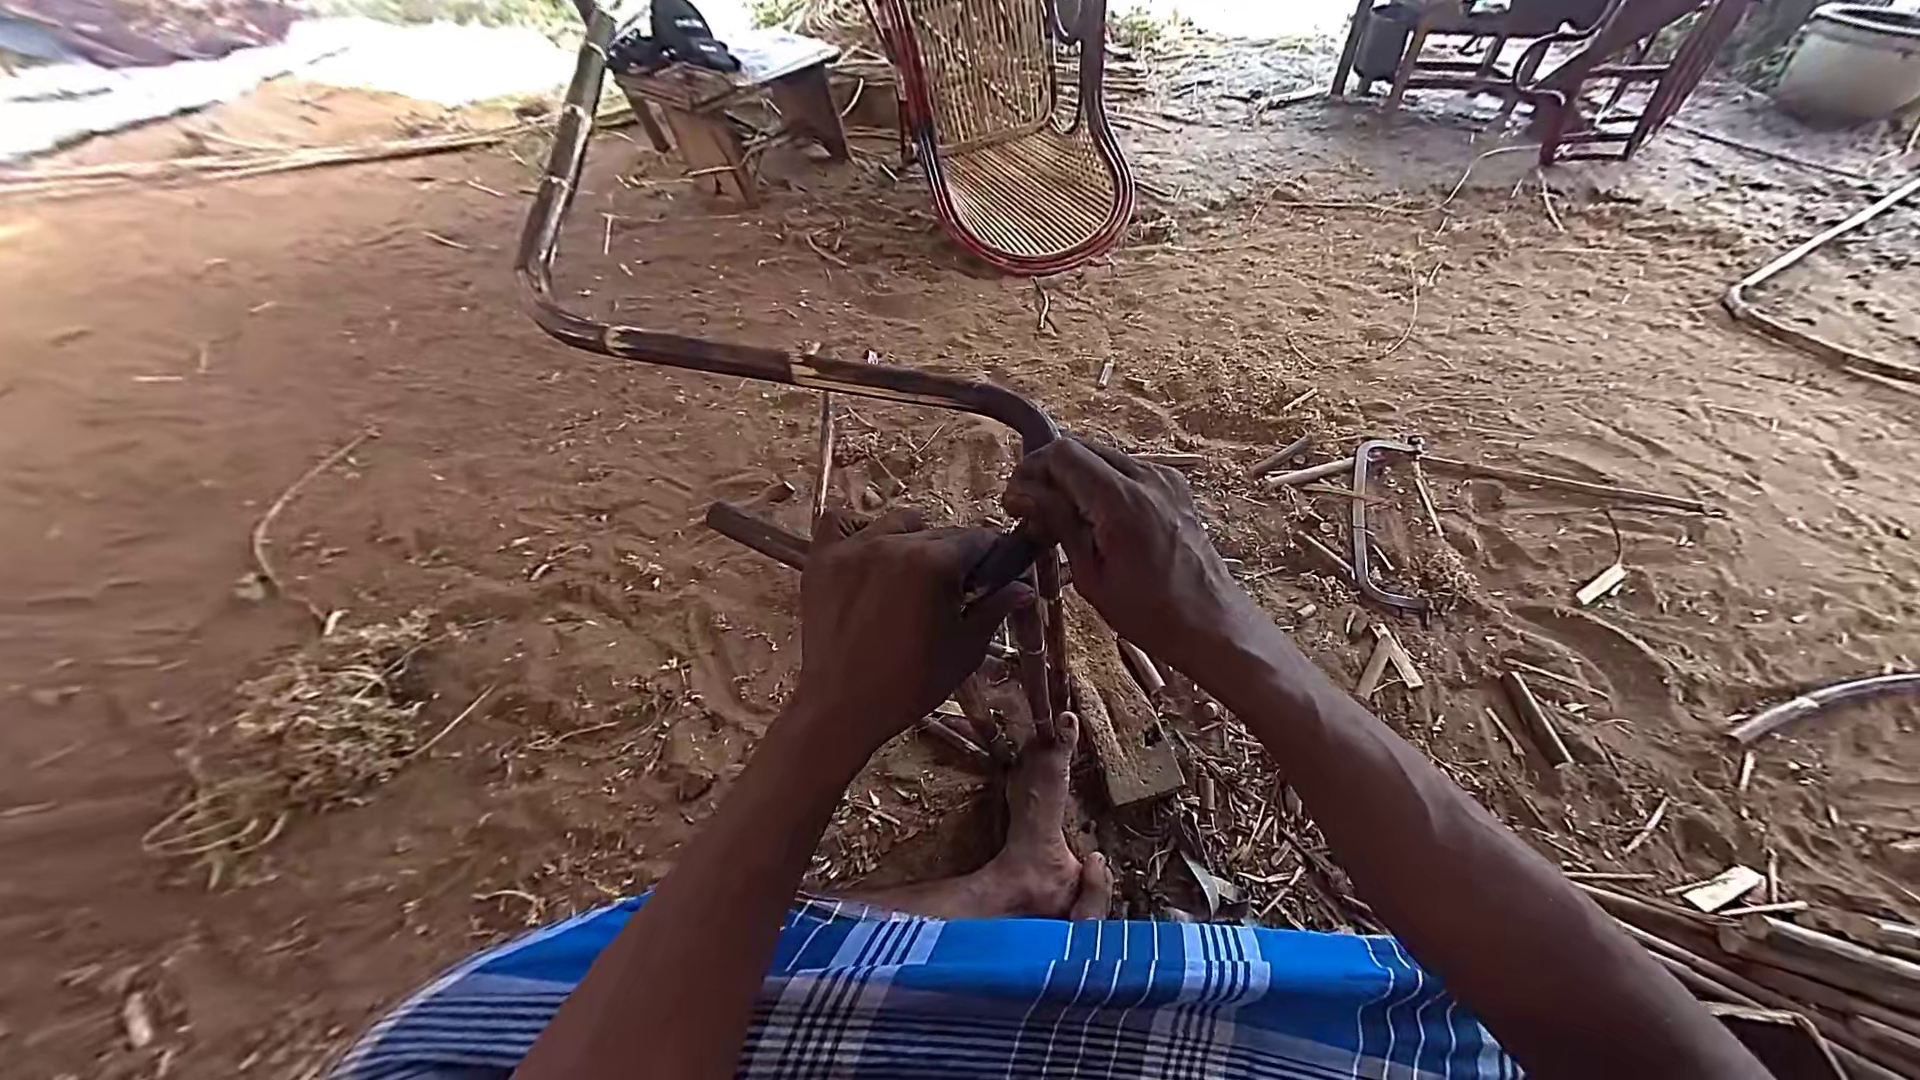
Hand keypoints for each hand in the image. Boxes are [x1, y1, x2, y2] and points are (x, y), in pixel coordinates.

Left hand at [790, 508, 1028, 762]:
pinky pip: (841, 523)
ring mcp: (855, 547)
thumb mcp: (965, 649)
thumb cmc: (911, 684)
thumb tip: (1025, 587)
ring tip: (912, 575)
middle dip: (957, 555)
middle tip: (955, 589)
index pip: (978, 539)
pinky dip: (858, 531)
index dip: (993, 555)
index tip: (994, 573)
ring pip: (899, 523)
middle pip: (941, 531)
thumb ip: (996, 609)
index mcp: (935, 562)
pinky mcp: (822, 559)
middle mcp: (896, 543)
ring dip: (915, 539)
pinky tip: (868, 555)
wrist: (841, 708)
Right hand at [1002, 438, 1258, 677]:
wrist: (1214, 625)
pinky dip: (1099, 484)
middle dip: (1048, 473)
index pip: (1062, 453)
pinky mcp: (1173, 488)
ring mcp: (1165, 479)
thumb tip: (1022, 494)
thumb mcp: (1091, 575)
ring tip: (1061, 519)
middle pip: (1080, 447)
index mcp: (1122, 500)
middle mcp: (1147, 477)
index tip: (1017, 503)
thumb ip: (1058, 522)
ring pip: (1101, 456)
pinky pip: (1124, 470)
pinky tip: (1093, 520)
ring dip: (1073, 479)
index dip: (1030, 471)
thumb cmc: (1151, 614)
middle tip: (1032, 511)